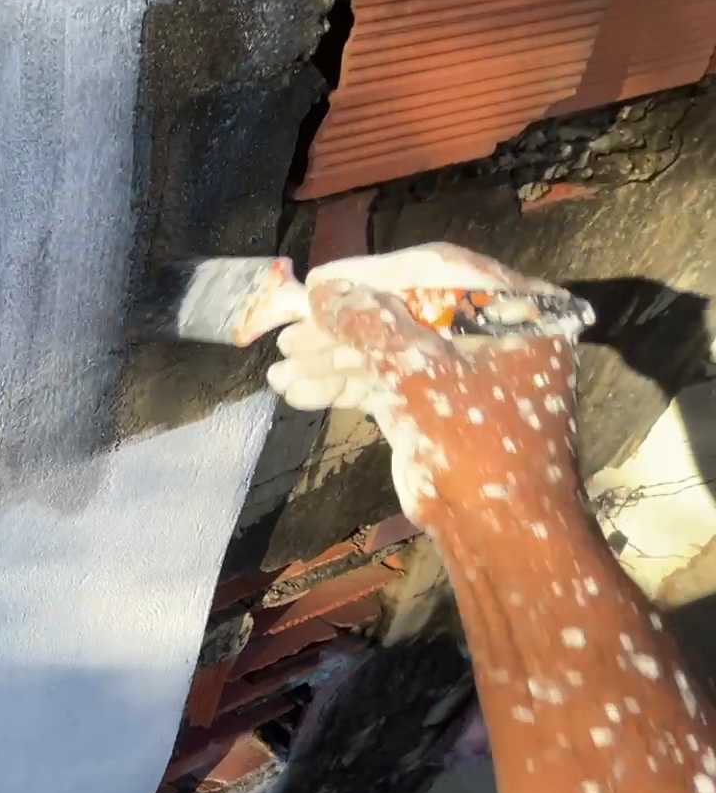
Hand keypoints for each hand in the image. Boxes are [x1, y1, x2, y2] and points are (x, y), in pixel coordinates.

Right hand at [265, 243, 582, 530]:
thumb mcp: (420, 374)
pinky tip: (296, 392)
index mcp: (513, 313)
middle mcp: (484, 335)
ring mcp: (452, 370)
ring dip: (325, 360)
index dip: (372, 272)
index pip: (435, 270)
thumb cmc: (476, 441)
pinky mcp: (425, 402)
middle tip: (286, 336)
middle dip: (336, 328)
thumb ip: (370, 325)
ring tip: (279, 372)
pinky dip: (336, 386)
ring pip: (379, 350)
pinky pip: (375, 381)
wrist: (492, 522)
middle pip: (397, 312)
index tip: (318, 282)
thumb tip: (324, 290)